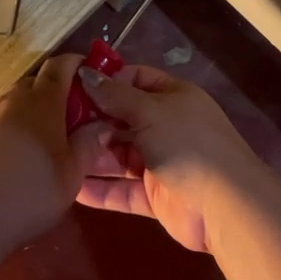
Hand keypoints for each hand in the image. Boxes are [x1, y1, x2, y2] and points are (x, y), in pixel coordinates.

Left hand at [0, 53, 108, 254]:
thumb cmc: (28, 195)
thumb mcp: (71, 176)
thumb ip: (88, 145)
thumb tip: (101, 124)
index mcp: (42, 101)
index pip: (60, 66)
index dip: (76, 64)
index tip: (89, 75)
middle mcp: (13, 99)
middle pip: (37, 83)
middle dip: (55, 94)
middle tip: (70, 123)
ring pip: (15, 103)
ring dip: (31, 114)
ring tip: (41, 146)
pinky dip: (10, 130)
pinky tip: (12, 160)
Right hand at [71, 62, 271, 253]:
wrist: (225, 206)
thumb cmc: (187, 144)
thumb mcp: (150, 111)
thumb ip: (115, 95)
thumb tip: (85, 74)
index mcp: (172, 97)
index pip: (135, 79)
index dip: (107, 81)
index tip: (73, 85)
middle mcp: (165, 126)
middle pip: (123, 118)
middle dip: (93, 120)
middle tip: (56, 123)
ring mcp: (160, 162)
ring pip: (119, 155)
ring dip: (91, 155)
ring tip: (55, 154)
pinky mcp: (154, 196)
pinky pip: (122, 191)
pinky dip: (100, 190)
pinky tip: (71, 188)